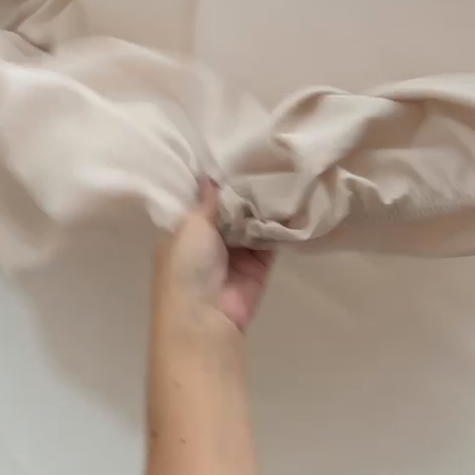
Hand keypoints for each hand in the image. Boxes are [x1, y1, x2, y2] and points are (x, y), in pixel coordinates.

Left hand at [153, 178, 276, 343]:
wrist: (206, 316)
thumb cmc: (187, 267)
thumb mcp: (190, 226)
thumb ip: (207, 202)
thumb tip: (209, 176)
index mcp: (184, 232)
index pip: (201, 203)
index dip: (215, 184)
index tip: (234, 158)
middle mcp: (209, 242)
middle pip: (230, 212)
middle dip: (244, 193)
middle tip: (265, 162)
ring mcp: (236, 254)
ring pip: (252, 224)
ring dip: (264, 208)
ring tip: (282, 177)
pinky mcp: (260, 266)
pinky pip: (270, 241)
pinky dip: (279, 227)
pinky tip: (291, 203)